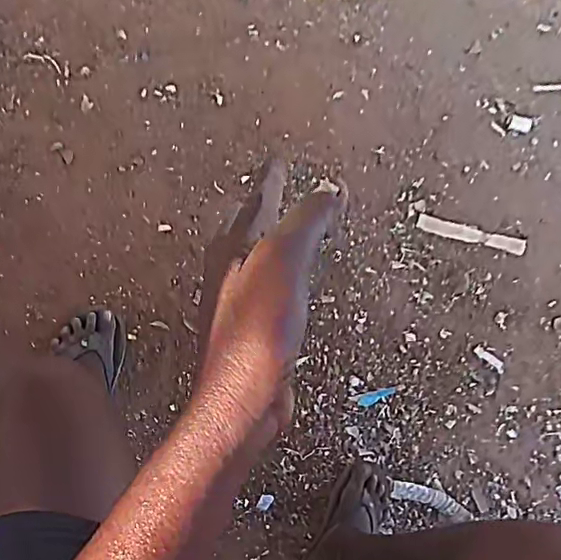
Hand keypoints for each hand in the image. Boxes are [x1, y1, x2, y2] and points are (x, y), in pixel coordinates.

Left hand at [193, 160, 344, 429]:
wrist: (243, 397)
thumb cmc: (252, 337)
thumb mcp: (285, 260)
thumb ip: (307, 220)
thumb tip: (329, 190)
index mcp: (234, 249)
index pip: (257, 200)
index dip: (273, 179)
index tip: (280, 162)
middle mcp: (231, 276)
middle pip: (250, 230)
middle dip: (267, 210)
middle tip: (281, 193)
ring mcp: (241, 307)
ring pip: (261, 263)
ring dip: (277, 246)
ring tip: (292, 237)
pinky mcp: (256, 335)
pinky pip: (274, 296)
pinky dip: (287, 284)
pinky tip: (294, 292)